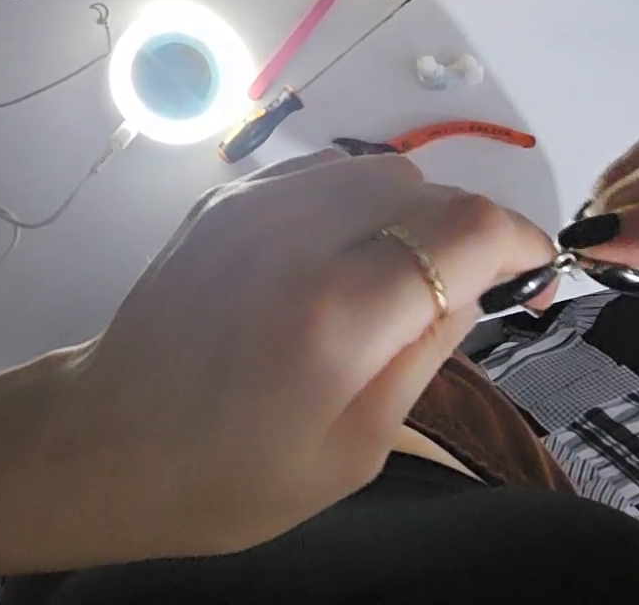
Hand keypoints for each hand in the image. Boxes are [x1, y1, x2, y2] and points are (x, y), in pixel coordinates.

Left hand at [56, 149, 552, 556]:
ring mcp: (249, 203)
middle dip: (463, 227)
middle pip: (422, 184)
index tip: (531, 268)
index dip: (517, 239)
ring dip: (408, 208)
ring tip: (394, 269)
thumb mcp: (355, 447)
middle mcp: (292, 232)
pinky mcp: (223, 196)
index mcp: (333, 314)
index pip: (462, 230)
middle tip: (460, 283)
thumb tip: (474, 279)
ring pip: (373, 167)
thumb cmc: (231, 473)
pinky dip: (353, 199)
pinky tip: (336, 252)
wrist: (107, 434)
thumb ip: (426, 349)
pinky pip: (320, 172)